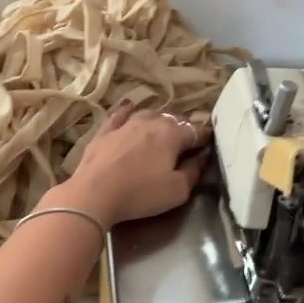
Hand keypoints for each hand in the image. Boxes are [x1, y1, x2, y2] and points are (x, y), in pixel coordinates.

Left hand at [51, 102, 211, 226]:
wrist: (94, 194)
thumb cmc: (141, 194)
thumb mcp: (177, 190)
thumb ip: (194, 172)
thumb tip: (201, 157)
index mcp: (173, 134)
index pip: (197, 131)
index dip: (206, 138)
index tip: (209, 145)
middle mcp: (151, 122)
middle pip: (174, 120)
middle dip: (183, 128)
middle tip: (186, 143)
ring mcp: (125, 124)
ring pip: (149, 114)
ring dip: (159, 121)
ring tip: (163, 130)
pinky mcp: (105, 132)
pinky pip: (119, 116)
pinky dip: (127, 112)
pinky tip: (129, 108)